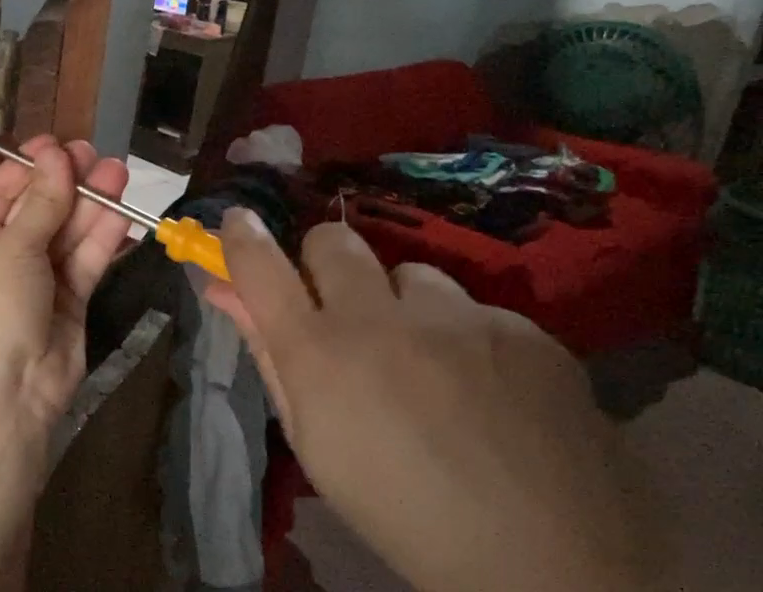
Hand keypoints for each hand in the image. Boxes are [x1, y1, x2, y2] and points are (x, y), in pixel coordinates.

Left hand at [0, 136, 132, 424]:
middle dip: (67, 182)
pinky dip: (104, 239)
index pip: (1, 190)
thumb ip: (41, 203)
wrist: (10, 391)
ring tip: (118, 173)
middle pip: (40, 207)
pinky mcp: (70, 299)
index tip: (58, 143)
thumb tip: (54, 155)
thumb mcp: (12, 248)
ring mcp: (39, 276)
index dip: (30, 166)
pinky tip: (125, 214)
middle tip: (96, 155)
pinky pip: (86, 260)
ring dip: (92, 204)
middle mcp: (4, 252)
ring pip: (68, 231)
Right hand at [205, 211, 667, 591]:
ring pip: (412, 275)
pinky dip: (473, 341)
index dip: (241, 235)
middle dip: (326, 262)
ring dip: (407, 307)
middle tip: (343, 305)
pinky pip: (481, 312)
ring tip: (434, 363)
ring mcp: (460, 321)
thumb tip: (224, 291)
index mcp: (317, 353)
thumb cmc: (400, 510)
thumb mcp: (313, 442)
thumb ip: (268, 355)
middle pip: (333, 242)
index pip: (258, 264)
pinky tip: (494, 391)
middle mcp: (380, 320)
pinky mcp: (528, 335)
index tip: (239, 221)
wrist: (553, 568)